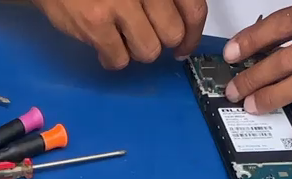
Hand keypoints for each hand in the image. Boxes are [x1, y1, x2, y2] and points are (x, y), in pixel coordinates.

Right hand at [30, 0, 207, 68]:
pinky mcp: (97, 22)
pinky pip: (119, 60)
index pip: (194, 9)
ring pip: (148, 51)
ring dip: (135, 50)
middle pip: (172, 35)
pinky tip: (103, 45)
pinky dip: (111, 59)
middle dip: (158, 41)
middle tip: (143, 38)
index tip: (183, 46)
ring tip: (120, 37)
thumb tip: (180, 28)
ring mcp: (121, 3)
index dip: (191, 35)